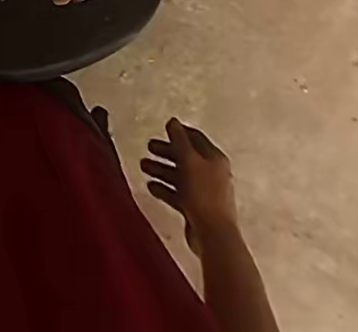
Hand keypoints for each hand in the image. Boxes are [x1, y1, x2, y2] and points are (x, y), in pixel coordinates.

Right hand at [142, 118, 238, 254]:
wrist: (213, 236)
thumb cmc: (204, 194)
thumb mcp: (190, 161)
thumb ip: (179, 140)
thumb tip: (173, 121)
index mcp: (214, 158)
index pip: (195, 139)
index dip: (179, 132)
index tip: (164, 129)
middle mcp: (210, 173)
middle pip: (186, 157)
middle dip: (166, 151)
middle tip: (149, 147)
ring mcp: (203, 192)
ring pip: (179, 175)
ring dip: (162, 169)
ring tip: (143, 165)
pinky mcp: (195, 209)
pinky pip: (177, 194)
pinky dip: (165, 188)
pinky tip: (150, 186)